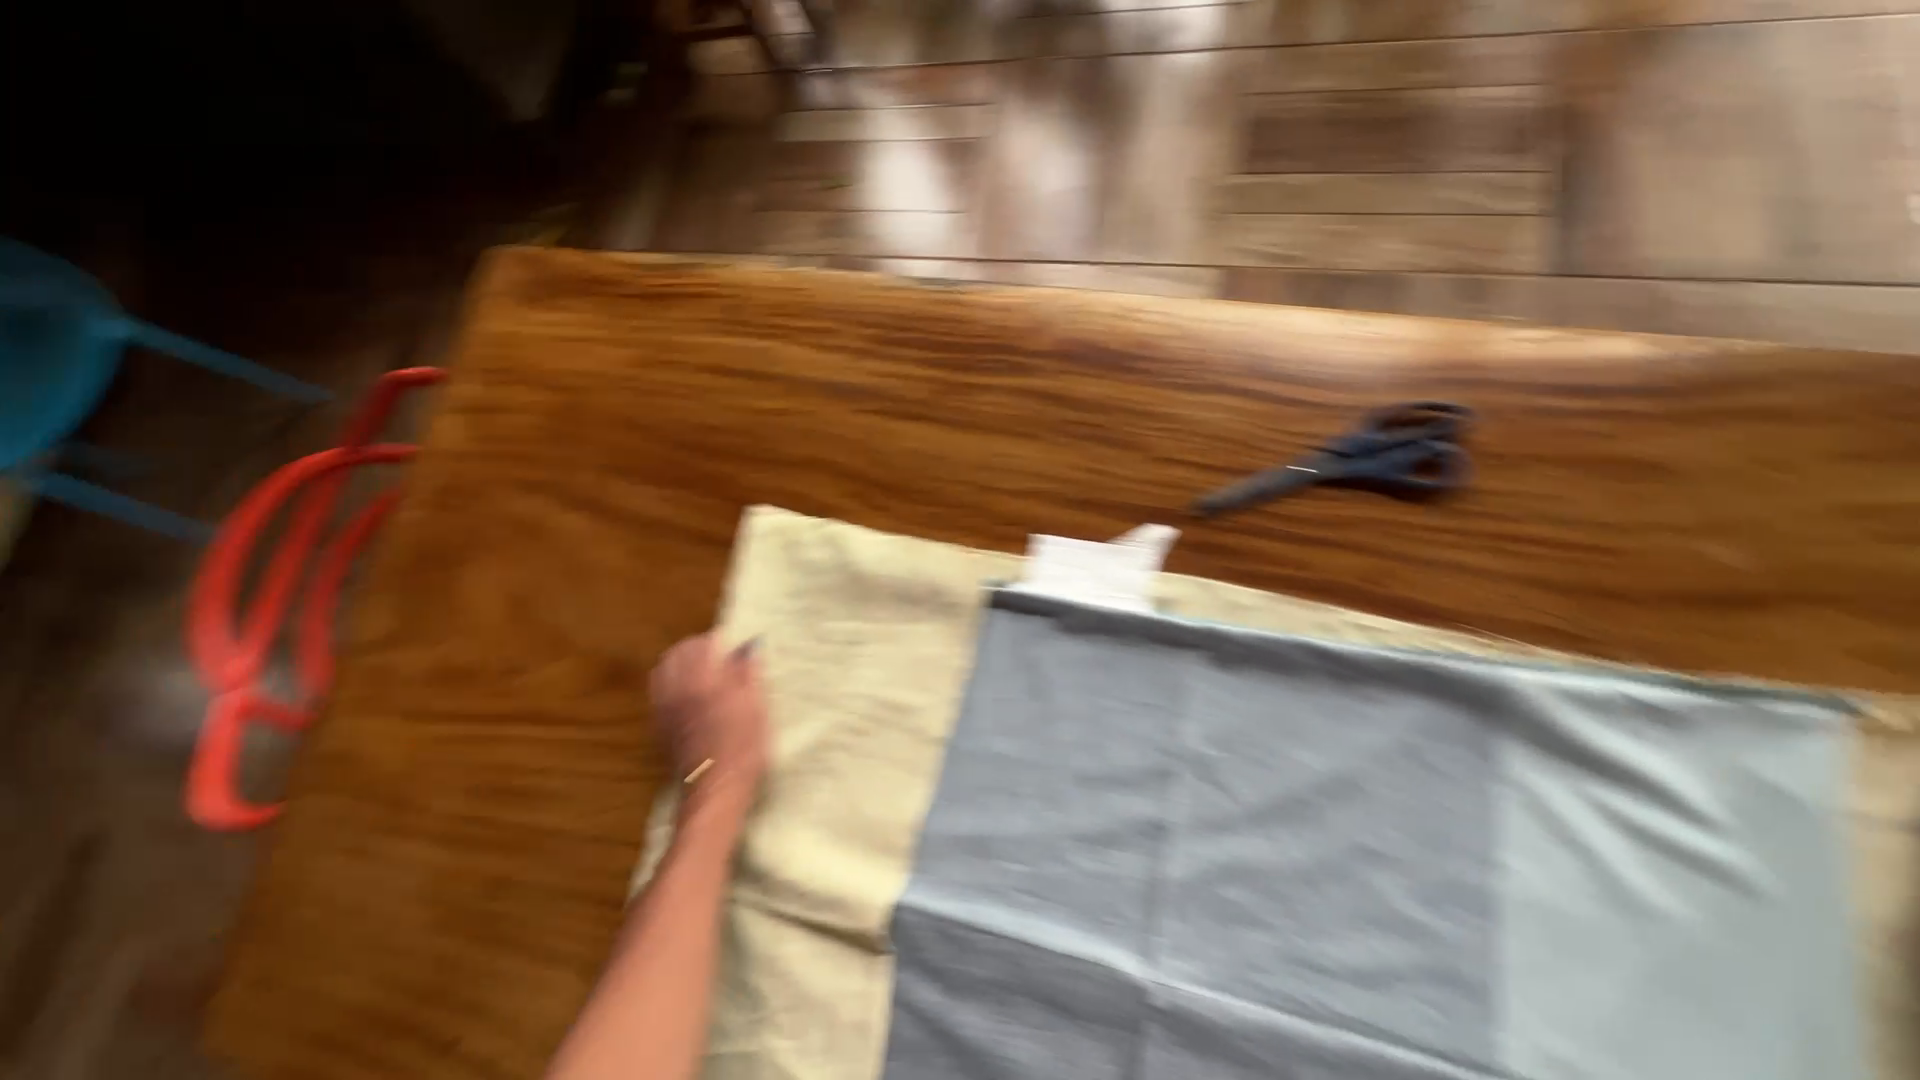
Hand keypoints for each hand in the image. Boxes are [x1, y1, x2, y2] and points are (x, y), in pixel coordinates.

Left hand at [648, 633, 769, 798]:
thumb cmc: (744, 748)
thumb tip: (750, 646)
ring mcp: (664, 708)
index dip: (719, 642)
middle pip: (676, 654)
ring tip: (700, 674)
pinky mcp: (659, 727)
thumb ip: (749, 673)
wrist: (716, 789)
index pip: (702, 643)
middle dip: (695, 650)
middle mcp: (677, 689)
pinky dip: (670, 686)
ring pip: (662, 671)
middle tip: (717, 658)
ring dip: (679, 665)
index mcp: (703, 679)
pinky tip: (688, 697)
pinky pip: (657, 694)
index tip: (734, 650)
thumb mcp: (757, 707)